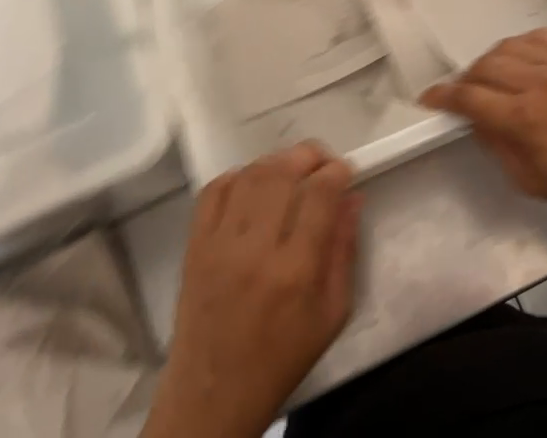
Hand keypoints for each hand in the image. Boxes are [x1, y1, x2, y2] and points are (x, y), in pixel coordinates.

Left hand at [144, 142, 361, 437]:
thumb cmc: (283, 356)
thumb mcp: (332, 313)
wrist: (215, 390)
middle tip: (321, 162)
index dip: (337, 172)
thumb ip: (344, 251)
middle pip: (282, 174)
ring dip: (276, 161)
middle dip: (308, 156)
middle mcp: (255, 249)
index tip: (346, 170)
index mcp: (296, 270)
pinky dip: (238, 176)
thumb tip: (353, 199)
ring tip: (292, 168)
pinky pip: (214, 190)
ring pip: (249, 176)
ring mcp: (218, 243)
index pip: (319, 195)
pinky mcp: (194, 244)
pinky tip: (254, 184)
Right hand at [420, 28, 546, 226]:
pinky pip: (539, 36)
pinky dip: (520, 45)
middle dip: (464, 80)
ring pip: (507, 47)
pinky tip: (519, 61)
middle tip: (464, 96)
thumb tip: (478, 123)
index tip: (428, 99)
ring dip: (489, 61)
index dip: (442, 96)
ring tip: (490, 79)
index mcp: (525, 119)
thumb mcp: (533, 182)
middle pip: (483, 66)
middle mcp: (539, 83)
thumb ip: (498, 149)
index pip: (469, 97)